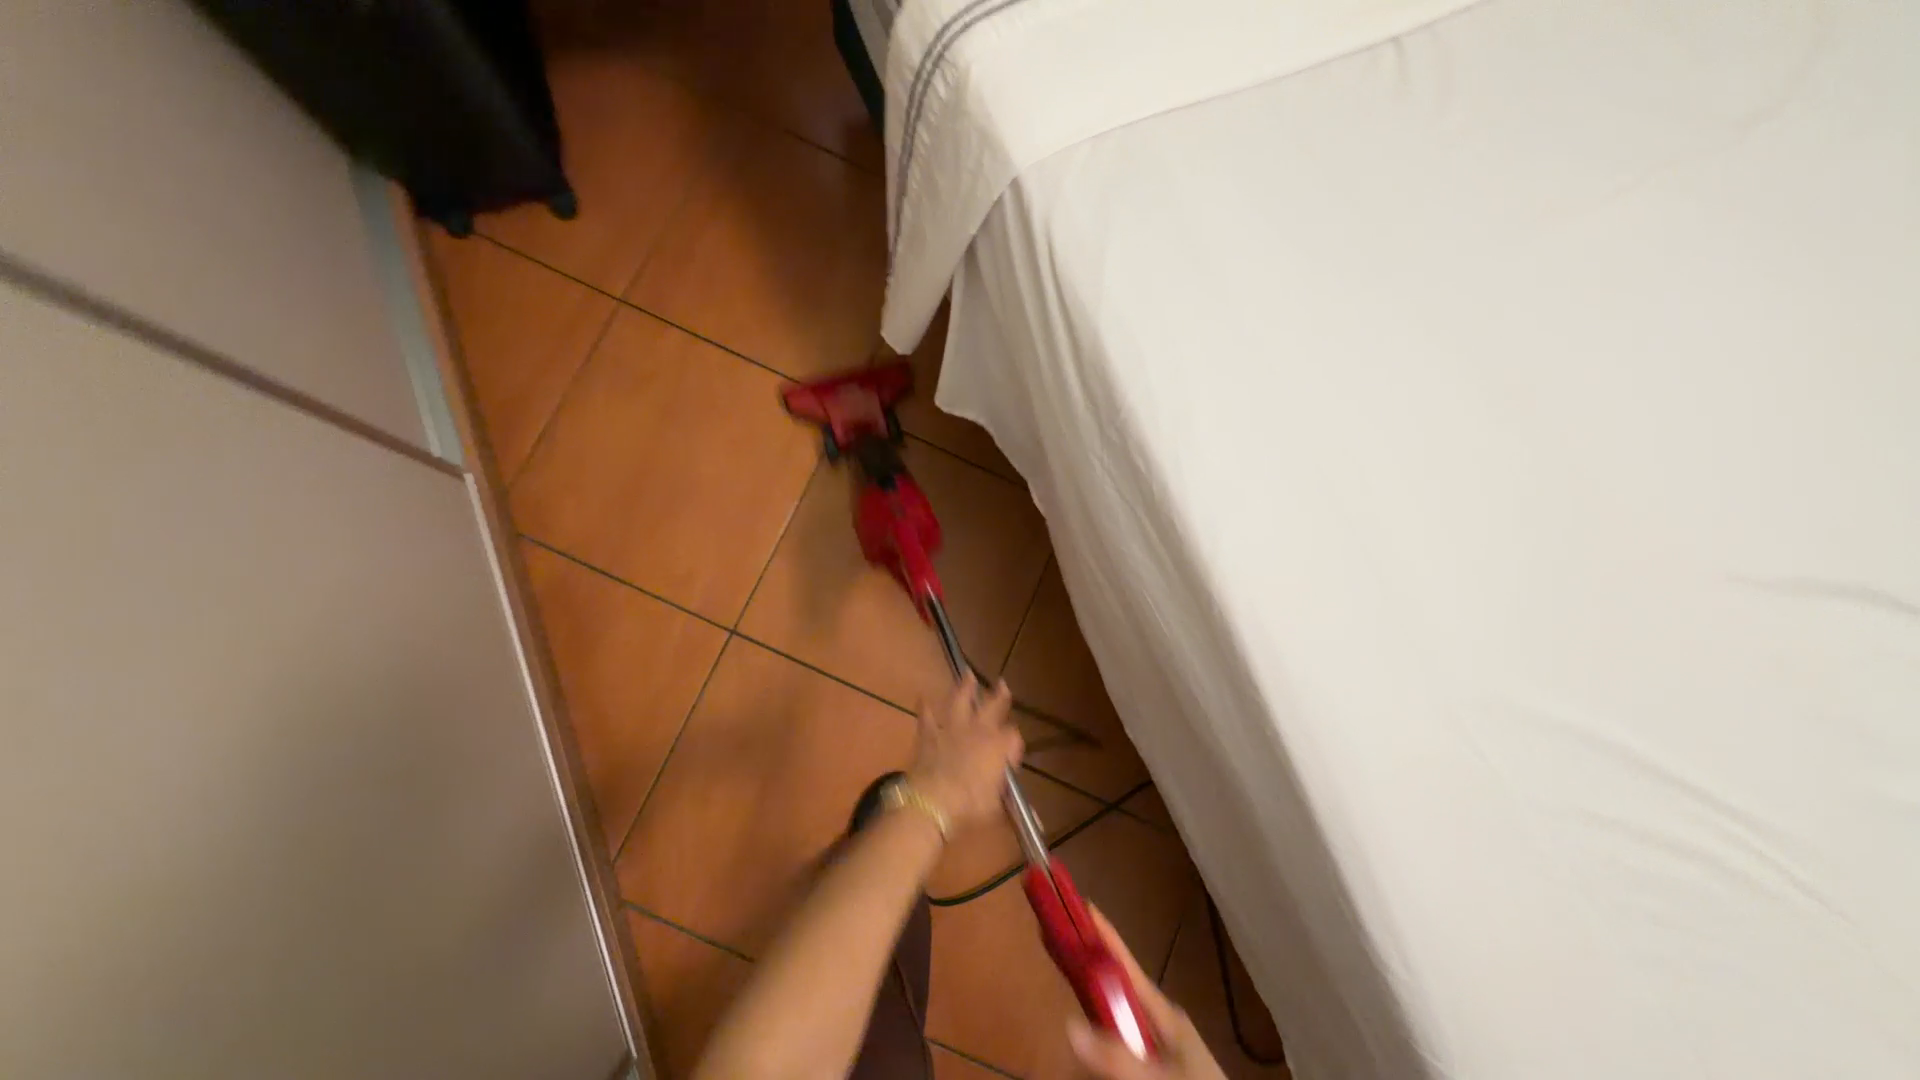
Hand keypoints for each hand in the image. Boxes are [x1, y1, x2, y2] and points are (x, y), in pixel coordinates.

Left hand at [907, 674, 1022, 834]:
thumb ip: (1011, 805)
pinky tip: (922, 697)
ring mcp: (952, 729)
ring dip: (965, 688)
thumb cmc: (969, 806)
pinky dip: (925, 707)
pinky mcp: (929, 734)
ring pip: (960, 701)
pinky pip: (927, 716)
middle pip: (992, 707)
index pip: (1014, 737)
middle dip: (999, 696)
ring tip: (968, 674)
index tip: (1011, 758)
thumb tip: (1034, 821)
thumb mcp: (996, 808)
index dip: (1014, 746)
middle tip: (1002, 684)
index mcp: (999, 747)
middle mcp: (978, 731)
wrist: (931, 802)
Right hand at [1067, 909, 1227, 1079]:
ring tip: (1072, 1044)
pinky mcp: (1152, 1068)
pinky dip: (1102, 1059)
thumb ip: (1119, 1056)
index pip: (1127, 967)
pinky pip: (1119, 1055)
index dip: (1106, 937)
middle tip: (1057, 961)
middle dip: (1086, 982)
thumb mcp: (1163, 1077)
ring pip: (1112, 1030)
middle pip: (1113, 997)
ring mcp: (1156, 1050)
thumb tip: (1068, 1025)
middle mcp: (1158, 1026)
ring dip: (1093, 1034)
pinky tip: (1089, 1068)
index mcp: (1165, 1014)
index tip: (1083, 905)